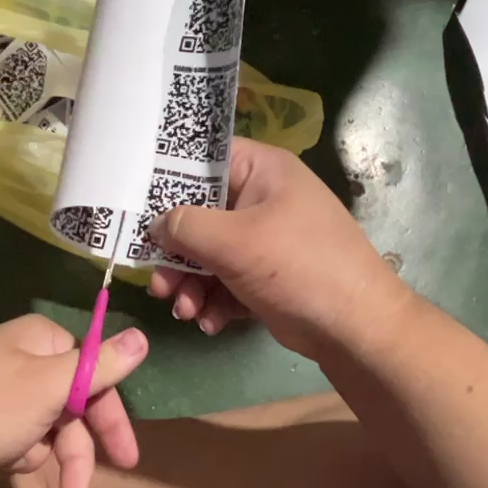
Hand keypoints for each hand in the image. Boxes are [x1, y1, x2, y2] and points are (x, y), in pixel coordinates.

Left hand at [0, 316, 147, 487]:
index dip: (111, 419)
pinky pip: (15, 435)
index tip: (126, 460)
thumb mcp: (50, 389)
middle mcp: (20, 356)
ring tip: (16, 467)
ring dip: (40, 453)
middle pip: (71, 405)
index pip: (95, 376)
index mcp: (40, 340)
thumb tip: (143, 336)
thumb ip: (100, 367)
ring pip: (45, 426)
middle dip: (74, 451)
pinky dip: (15, 454)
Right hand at [147, 138, 411, 357]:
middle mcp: (262, 201)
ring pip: (209, 257)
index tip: (133, 209)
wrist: (354, 327)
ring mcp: (265, 243)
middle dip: (176, 255)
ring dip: (191, 286)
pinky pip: (226, 285)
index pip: (202, 160)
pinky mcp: (266, 280)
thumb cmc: (298, 267)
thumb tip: (155, 225)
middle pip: (199, 217)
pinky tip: (210, 323)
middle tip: (157, 281)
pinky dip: (214, 303)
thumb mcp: (235, 242)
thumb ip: (186, 227)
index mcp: (262, 170)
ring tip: (185, 310)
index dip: (165, 183)